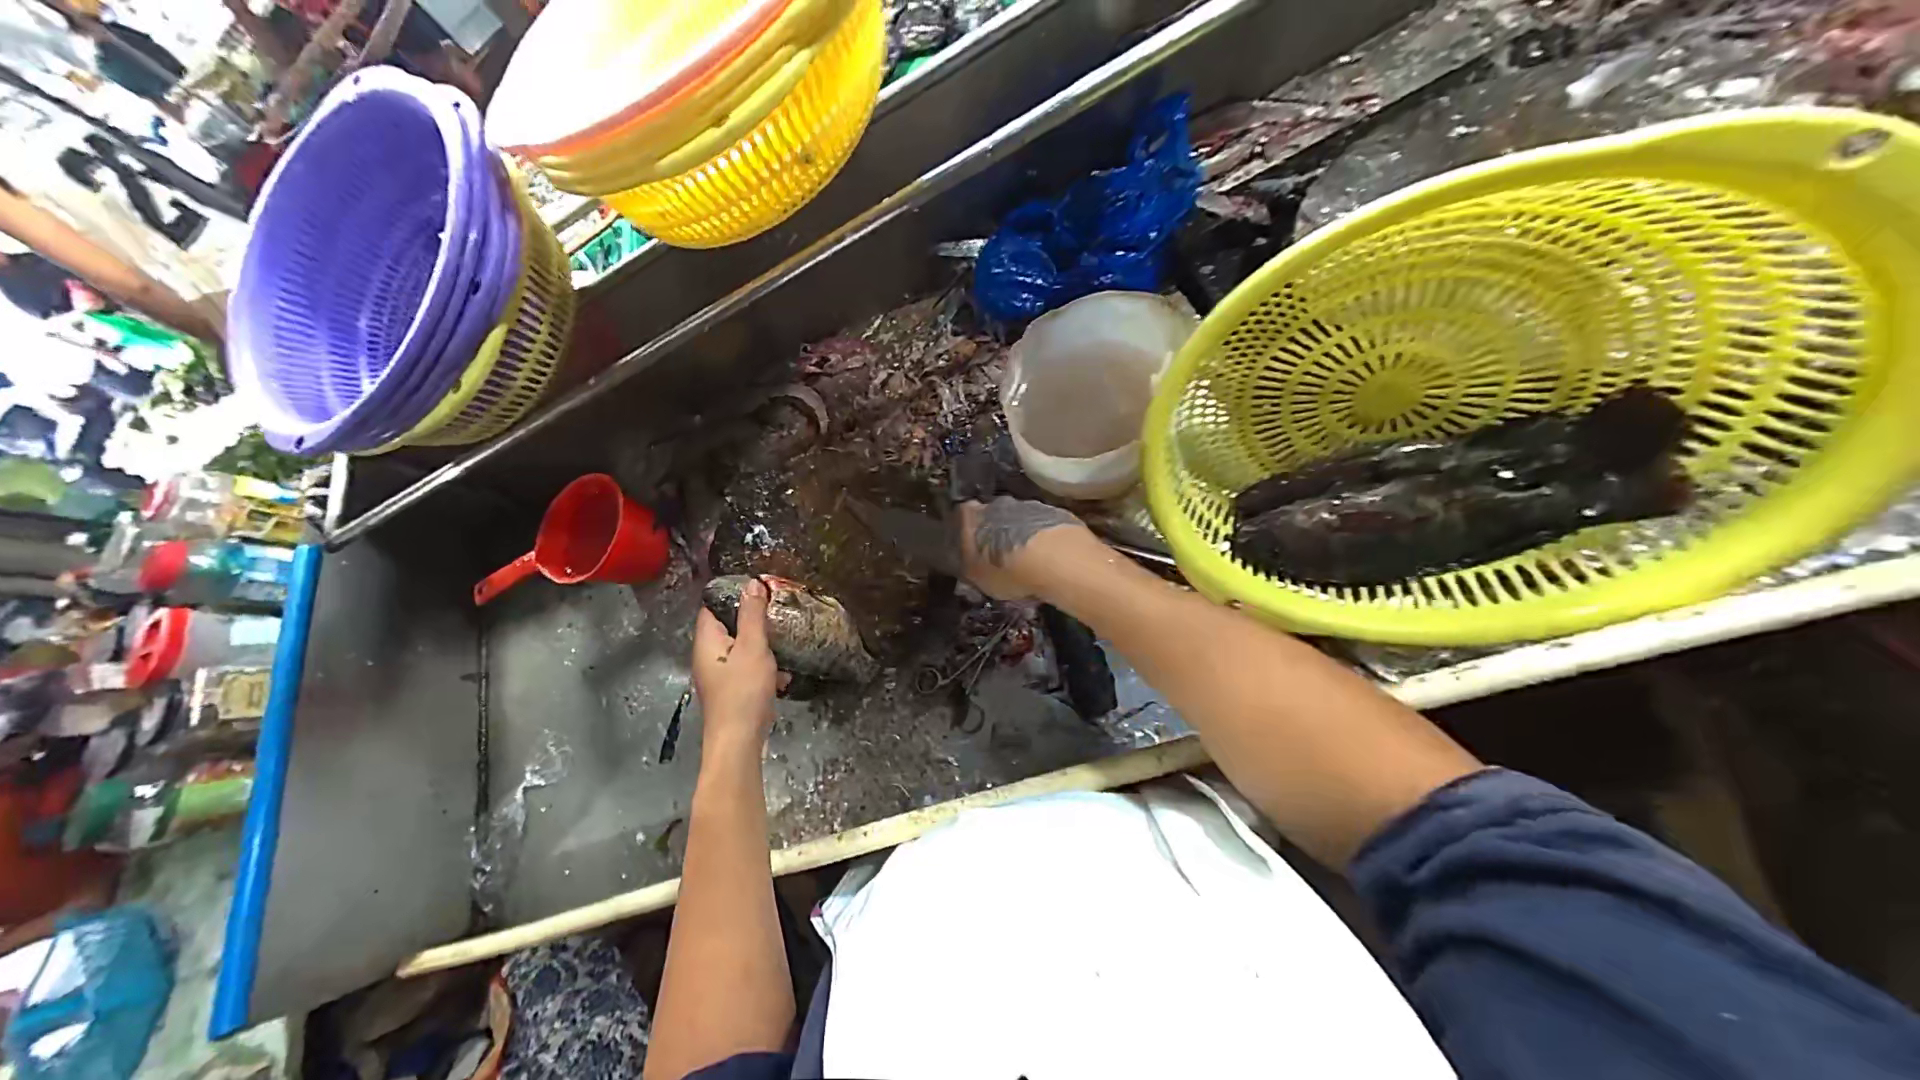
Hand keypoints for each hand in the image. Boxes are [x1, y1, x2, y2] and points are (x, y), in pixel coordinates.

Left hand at [692, 578, 779, 758]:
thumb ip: (753, 615)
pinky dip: (764, 668)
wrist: (739, 741)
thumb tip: (751, 583)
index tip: (757, 588)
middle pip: (728, 628)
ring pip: (741, 650)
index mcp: (707, 642)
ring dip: (762, 645)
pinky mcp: (732, 693)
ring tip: (784, 639)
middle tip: (777, 611)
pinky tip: (783, 674)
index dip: (731, 595)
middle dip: (752, 620)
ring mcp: (719, 677)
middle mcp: (707, 657)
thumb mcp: (753, 646)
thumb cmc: (743, 690)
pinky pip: (747, 670)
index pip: (711, 608)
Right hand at [959, 497, 1090, 599]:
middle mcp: (998, 503)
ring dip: (1022, 535)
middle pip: (993, 515)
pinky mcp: (1058, 512)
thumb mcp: (976, 578)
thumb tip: (967, 562)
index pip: (961, 516)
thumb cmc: (1007, 570)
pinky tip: (1050, 560)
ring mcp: (1030, 505)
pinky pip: (1045, 525)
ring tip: (1029, 563)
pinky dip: (1045, 539)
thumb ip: (968, 565)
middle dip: (996, 532)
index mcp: (972, 516)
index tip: (972, 549)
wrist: (1058, 561)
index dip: (966, 532)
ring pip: (1021, 519)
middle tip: (1001, 558)